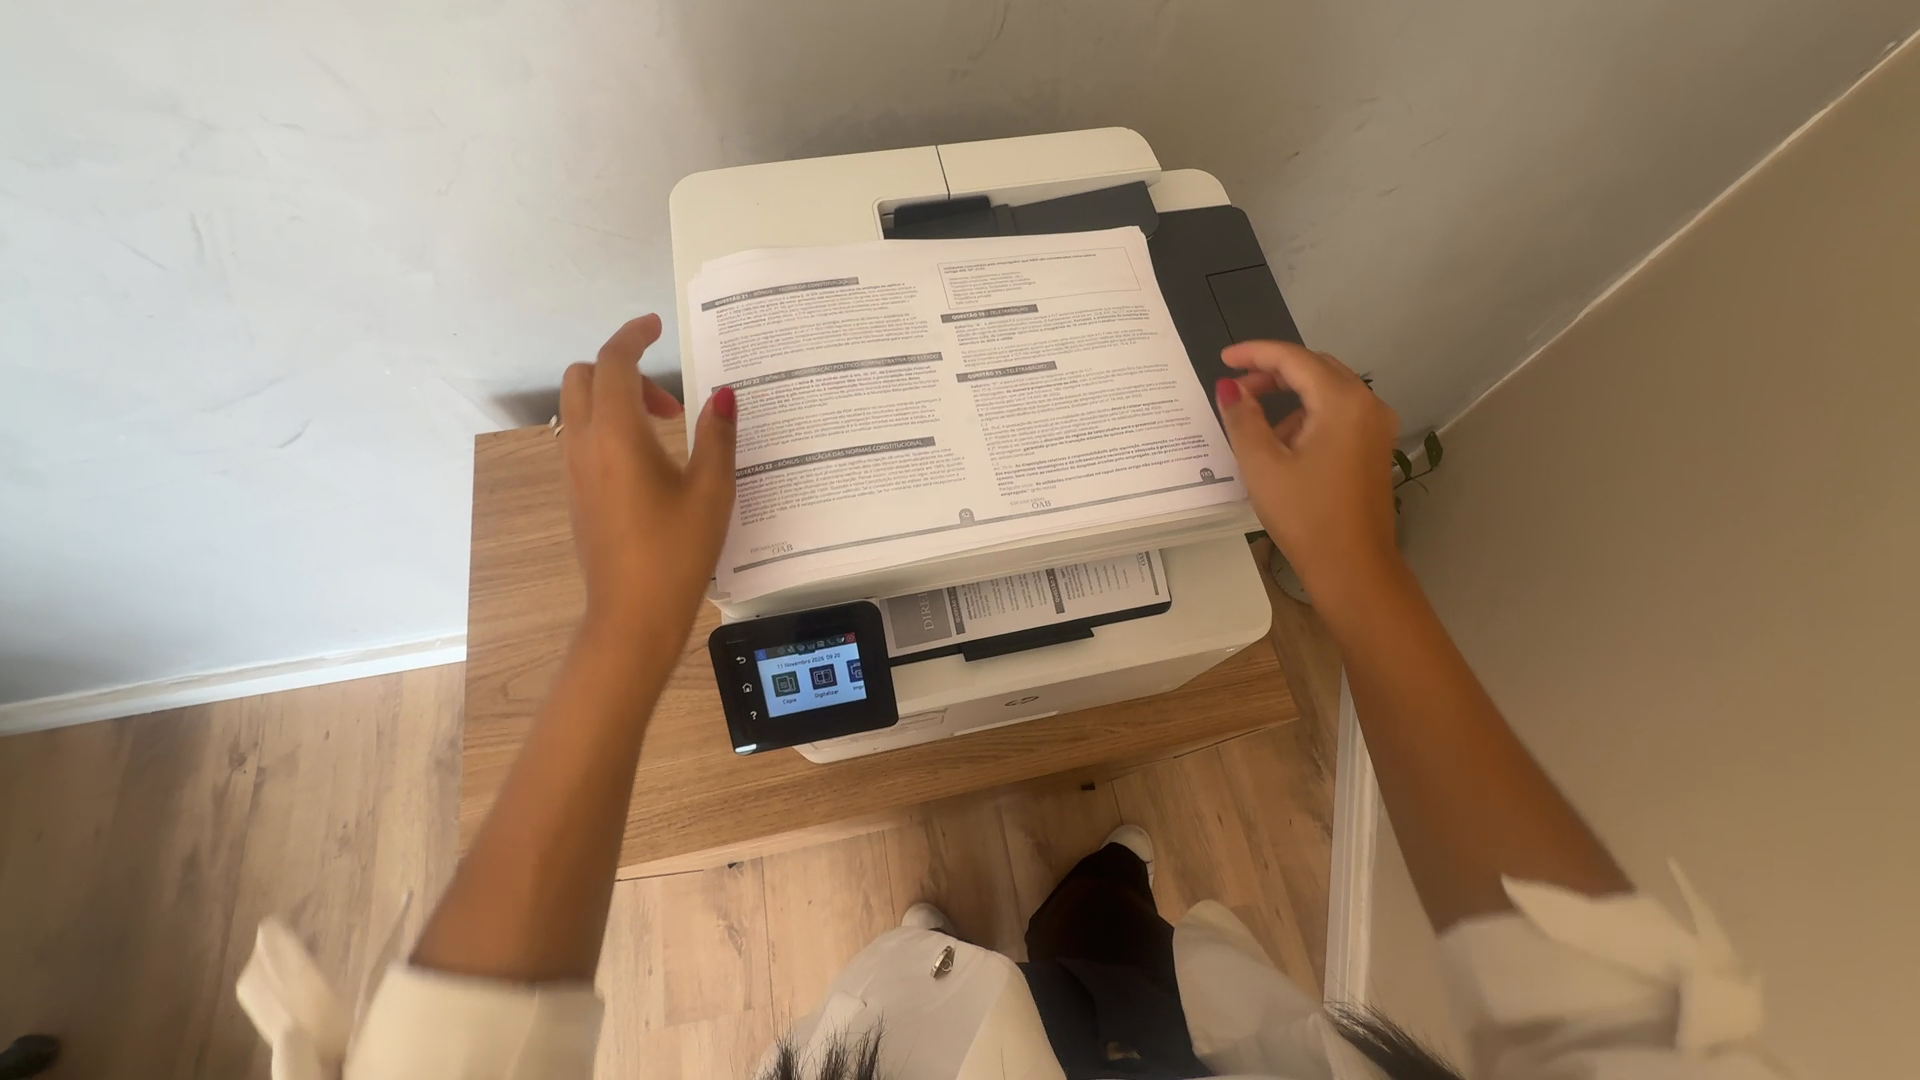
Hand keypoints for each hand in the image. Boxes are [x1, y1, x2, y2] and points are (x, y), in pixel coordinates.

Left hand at [559, 315, 736, 653]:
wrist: (633, 612)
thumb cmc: (678, 550)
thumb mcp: (712, 490)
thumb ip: (717, 435)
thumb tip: (723, 395)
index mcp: (618, 435)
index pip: (614, 363)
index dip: (634, 335)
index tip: (656, 325)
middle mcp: (585, 444)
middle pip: (584, 377)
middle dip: (623, 370)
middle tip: (670, 402)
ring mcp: (573, 470)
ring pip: (579, 408)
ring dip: (616, 400)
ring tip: (666, 432)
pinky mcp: (575, 493)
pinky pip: (582, 437)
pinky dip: (608, 427)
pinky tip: (648, 462)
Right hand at [1214, 341, 1400, 595]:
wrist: (1352, 565)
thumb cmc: (1304, 514)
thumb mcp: (1262, 464)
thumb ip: (1243, 418)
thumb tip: (1229, 388)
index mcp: (1342, 401)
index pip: (1294, 359)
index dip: (1256, 354)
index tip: (1223, 359)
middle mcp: (1367, 404)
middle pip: (1315, 369)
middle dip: (1273, 373)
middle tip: (1236, 389)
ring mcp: (1375, 427)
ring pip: (1327, 391)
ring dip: (1289, 396)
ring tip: (1254, 420)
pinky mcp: (1373, 448)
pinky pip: (1337, 414)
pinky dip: (1306, 415)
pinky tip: (1282, 443)